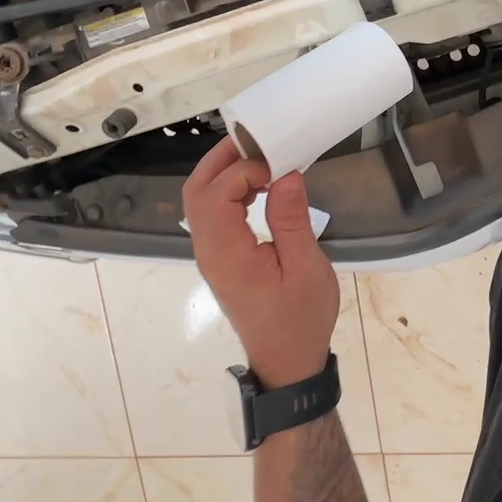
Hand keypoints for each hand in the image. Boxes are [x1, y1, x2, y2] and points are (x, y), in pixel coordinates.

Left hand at [183, 137, 338, 389]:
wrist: (287, 361)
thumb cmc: (300, 318)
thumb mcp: (306, 268)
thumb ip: (291, 220)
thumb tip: (285, 173)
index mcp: (227, 253)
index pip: (216, 194)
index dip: (244, 170)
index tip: (281, 166)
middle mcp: (210, 250)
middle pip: (196, 192)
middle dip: (221, 159)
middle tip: (259, 139)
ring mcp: (213, 254)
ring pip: (200, 201)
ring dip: (224, 171)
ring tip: (262, 156)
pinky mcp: (223, 257)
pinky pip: (213, 213)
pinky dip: (229, 188)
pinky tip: (260, 184)